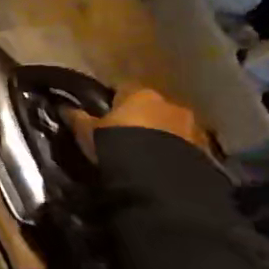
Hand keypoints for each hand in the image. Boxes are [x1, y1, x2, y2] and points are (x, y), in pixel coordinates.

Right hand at [64, 87, 212, 161]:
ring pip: (169, 126)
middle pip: (150, 107)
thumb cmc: (118, 146)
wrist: (159, 179)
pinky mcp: (204, 149)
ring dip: (159, 136)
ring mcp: (190, 126)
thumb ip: (77, 118)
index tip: (102, 117)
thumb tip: (64, 107)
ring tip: (144, 157)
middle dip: (139, 119)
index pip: (122, 89)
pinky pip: (183, 146)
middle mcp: (169, 103)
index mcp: (140, 93)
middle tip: (123, 139)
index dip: (111, 103)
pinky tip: (160, 167)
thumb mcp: (88, 133)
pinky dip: (173, 152)